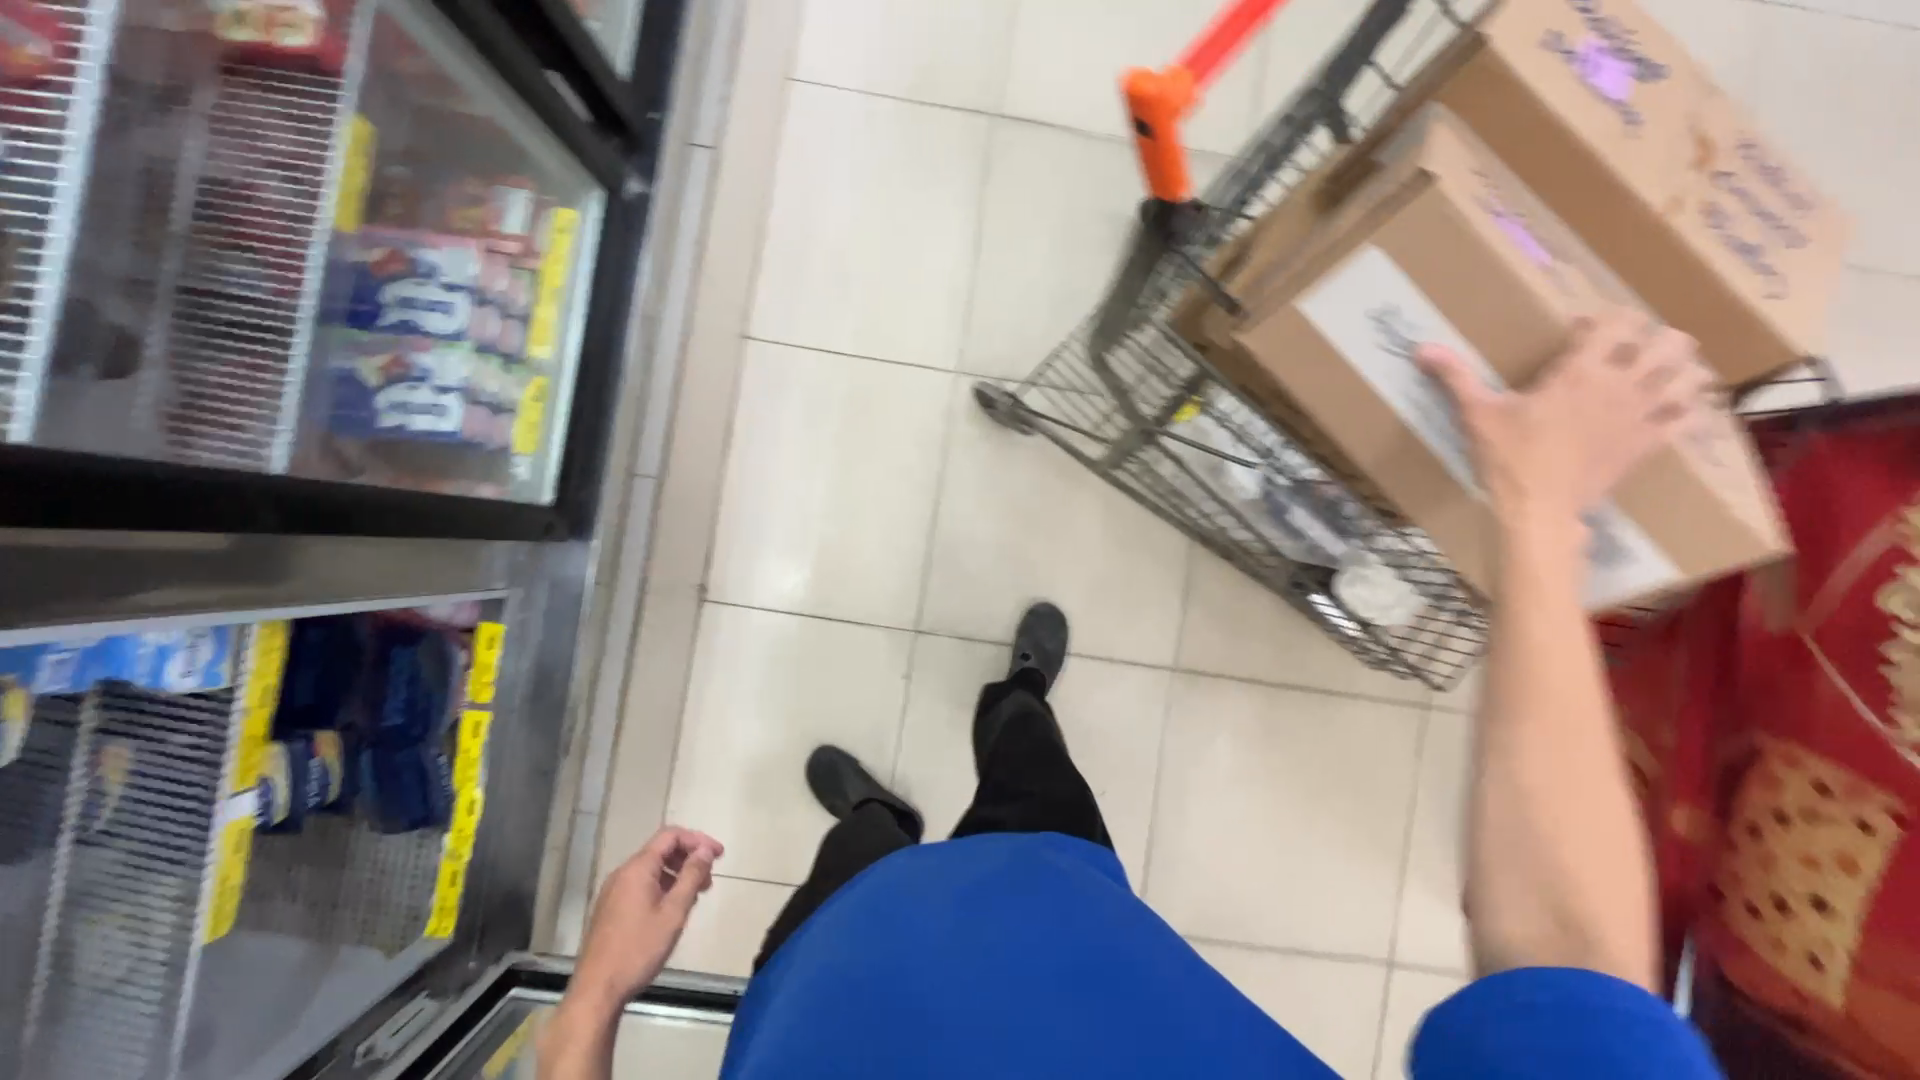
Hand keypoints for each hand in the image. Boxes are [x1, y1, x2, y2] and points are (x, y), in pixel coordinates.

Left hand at [571, 826, 723, 1010]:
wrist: (597, 990)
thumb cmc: (639, 949)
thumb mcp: (674, 912)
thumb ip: (691, 876)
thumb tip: (705, 850)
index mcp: (637, 869)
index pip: (670, 836)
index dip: (698, 840)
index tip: (718, 855)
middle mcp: (622, 873)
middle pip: (660, 850)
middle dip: (688, 858)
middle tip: (710, 879)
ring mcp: (613, 891)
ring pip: (651, 870)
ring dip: (676, 874)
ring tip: (695, 896)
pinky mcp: (610, 909)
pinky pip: (641, 885)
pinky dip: (662, 887)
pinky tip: (672, 909)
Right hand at [1418, 307, 1715, 529]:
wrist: (1538, 509)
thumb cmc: (1507, 458)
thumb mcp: (1476, 414)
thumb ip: (1456, 376)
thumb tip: (1422, 348)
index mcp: (1581, 371)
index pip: (1617, 322)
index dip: (1603, 320)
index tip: (1578, 333)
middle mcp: (1622, 385)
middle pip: (1670, 341)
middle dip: (1653, 338)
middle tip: (1625, 350)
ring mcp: (1643, 415)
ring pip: (1691, 373)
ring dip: (1679, 368)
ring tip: (1656, 373)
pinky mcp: (1651, 443)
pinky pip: (1692, 416)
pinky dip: (1688, 408)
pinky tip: (1669, 409)